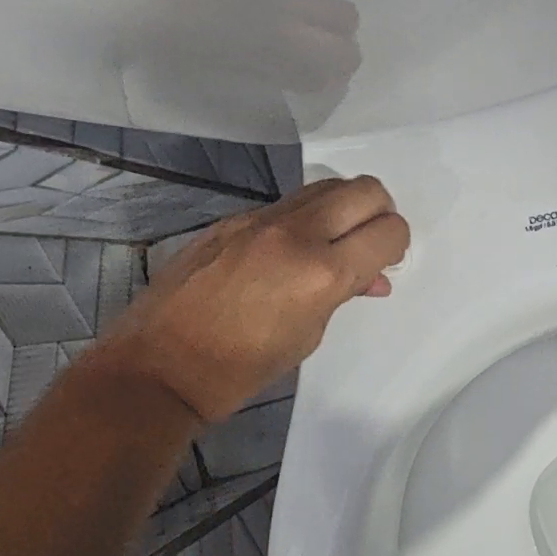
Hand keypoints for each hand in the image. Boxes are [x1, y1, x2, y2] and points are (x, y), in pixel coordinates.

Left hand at [88, 177, 408, 420]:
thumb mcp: (308, 337)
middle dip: (380, 213)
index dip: (396, 246)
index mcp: (322, 272)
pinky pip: (288, 203)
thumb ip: (342, 294)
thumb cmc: (241, 369)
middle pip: (366, 191)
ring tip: (333, 243)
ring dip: (344, 208)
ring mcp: (260, 220)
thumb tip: (369, 277)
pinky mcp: (232, 219)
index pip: (388, 231)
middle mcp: (297, 233)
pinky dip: (305, 219)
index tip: (385, 263)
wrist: (160, 366)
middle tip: (369, 244)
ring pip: (327, 187)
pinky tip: (289, 253)